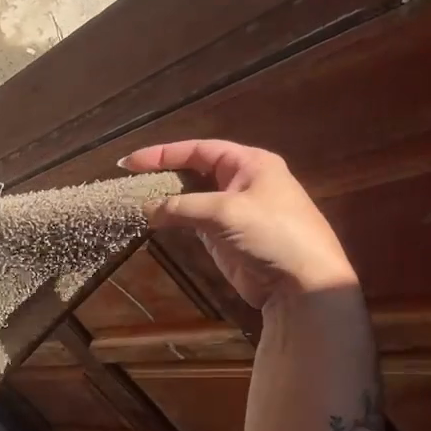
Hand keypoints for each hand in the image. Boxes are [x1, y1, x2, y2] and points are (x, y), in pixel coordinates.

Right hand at [118, 140, 355, 309]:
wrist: (301, 282)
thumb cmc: (272, 234)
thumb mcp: (224, 212)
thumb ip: (180, 206)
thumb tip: (145, 208)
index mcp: (250, 164)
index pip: (199, 149)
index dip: (162, 153)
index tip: (129, 163)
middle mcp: (242, 181)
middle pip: (193, 170)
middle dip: (161, 174)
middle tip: (129, 181)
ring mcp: (233, 210)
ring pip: (190, 196)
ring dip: (164, 198)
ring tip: (135, 201)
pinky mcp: (224, 235)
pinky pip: (191, 220)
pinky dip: (171, 219)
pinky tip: (153, 221)